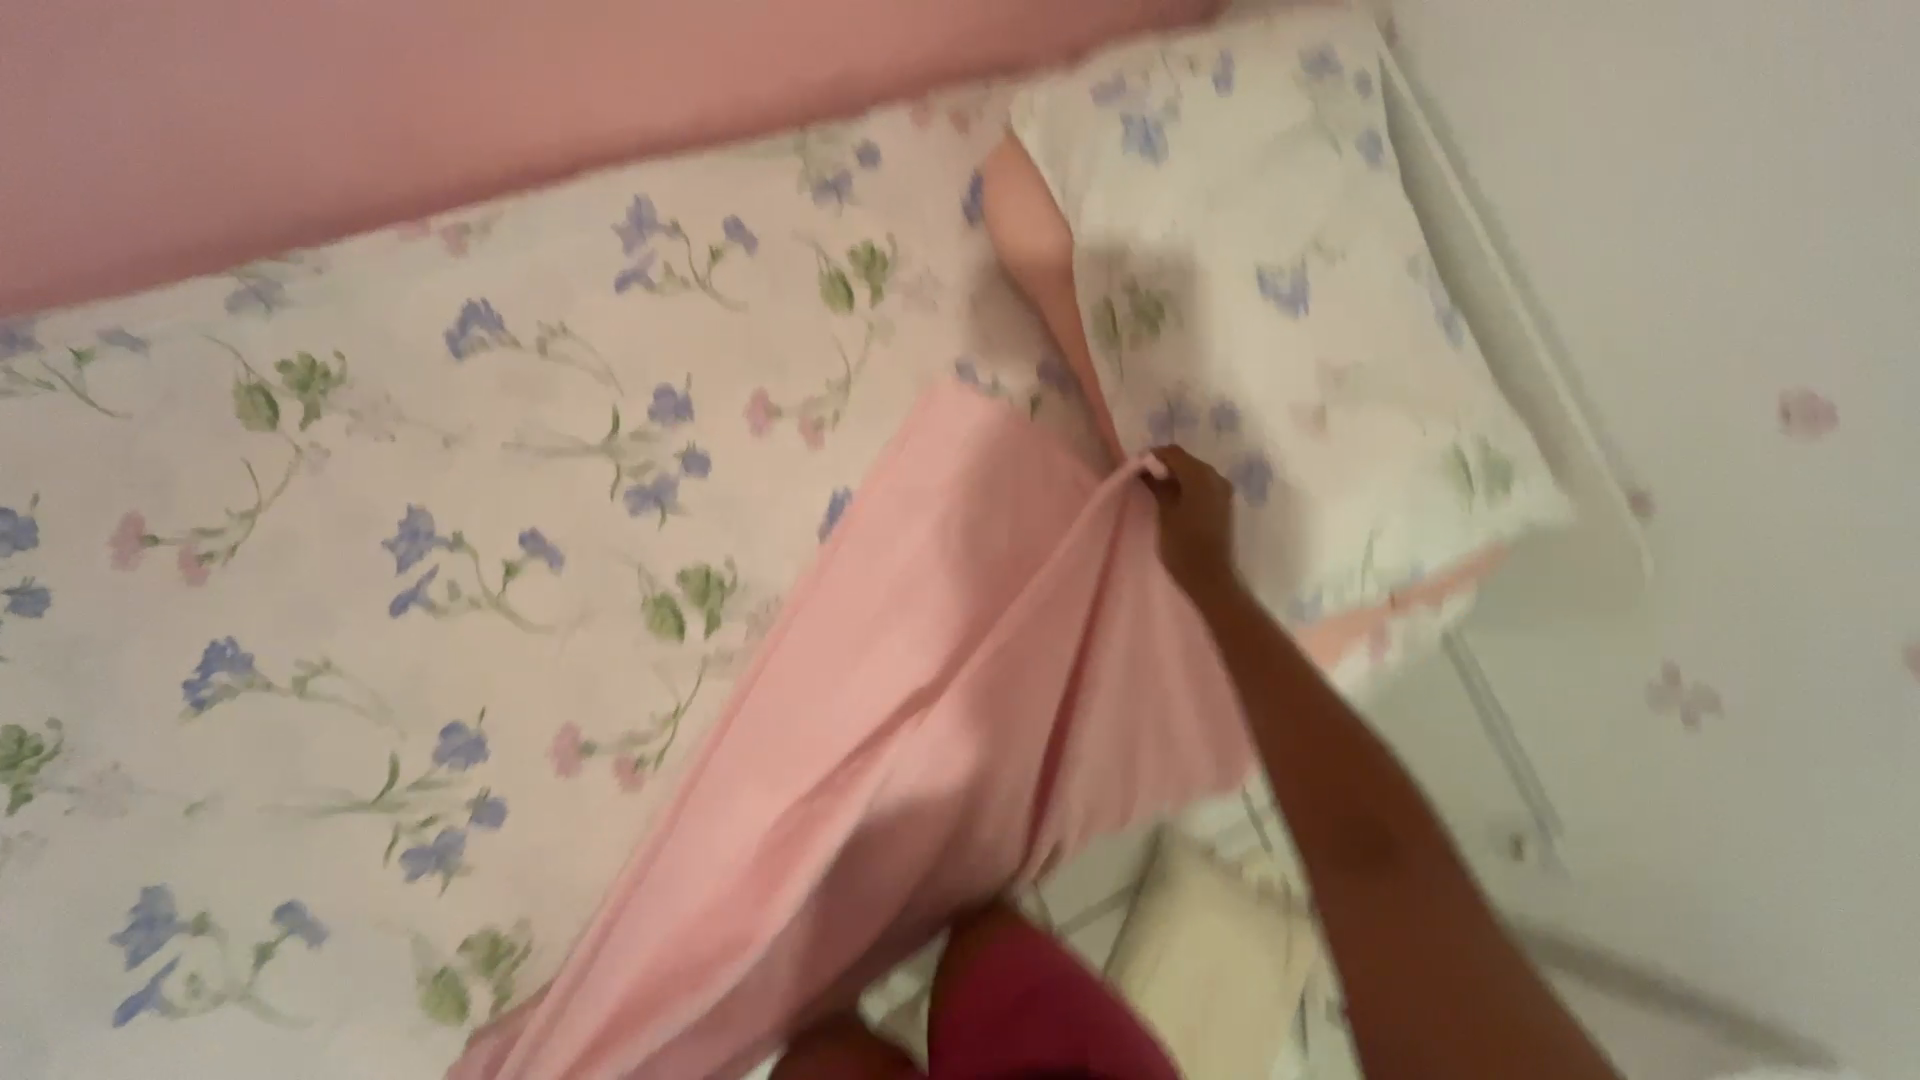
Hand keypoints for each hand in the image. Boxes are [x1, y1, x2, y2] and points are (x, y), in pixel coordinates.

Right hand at [1144, 445, 1242, 604]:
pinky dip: (1187, 488)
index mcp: (1201, 476)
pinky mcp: (1224, 504)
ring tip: (1156, 493)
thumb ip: (1158, 486)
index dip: (1153, 457)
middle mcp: (1216, 477)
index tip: (1136, 470)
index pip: (1173, 453)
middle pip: (1186, 461)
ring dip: (1175, 477)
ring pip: (1194, 473)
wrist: (1211, 578)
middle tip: (1143, 481)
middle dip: (1164, 466)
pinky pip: (1202, 486)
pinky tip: (1173, 501)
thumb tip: (1147, 469)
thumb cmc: (1183, 546)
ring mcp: (1223, 491)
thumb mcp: (1165, 513)